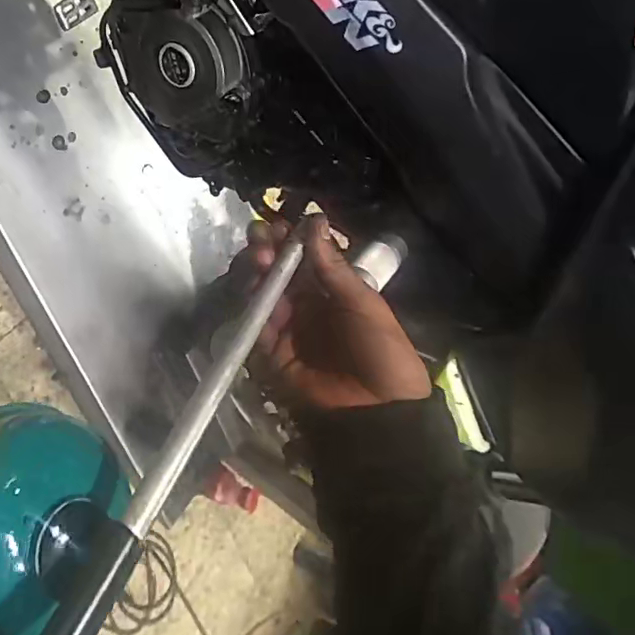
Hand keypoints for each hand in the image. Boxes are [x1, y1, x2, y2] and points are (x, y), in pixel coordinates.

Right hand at [232, 214, 431, 410]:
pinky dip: (252, 306)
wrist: (382, 412)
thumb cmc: (383, 350)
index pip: (302, 257)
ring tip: (259, 258)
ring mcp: (286, 327)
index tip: (279, 225)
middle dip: (266, 251)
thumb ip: (332, 267)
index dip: (288, 240)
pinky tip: (256, 289)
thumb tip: (314, 222)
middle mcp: (304, 304)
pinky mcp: (272, 352)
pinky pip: (255, 325)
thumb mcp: (363, 303)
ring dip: (257, 272)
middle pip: (276, 271)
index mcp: (330, 290)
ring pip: (262, 292)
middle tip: (261, 237)